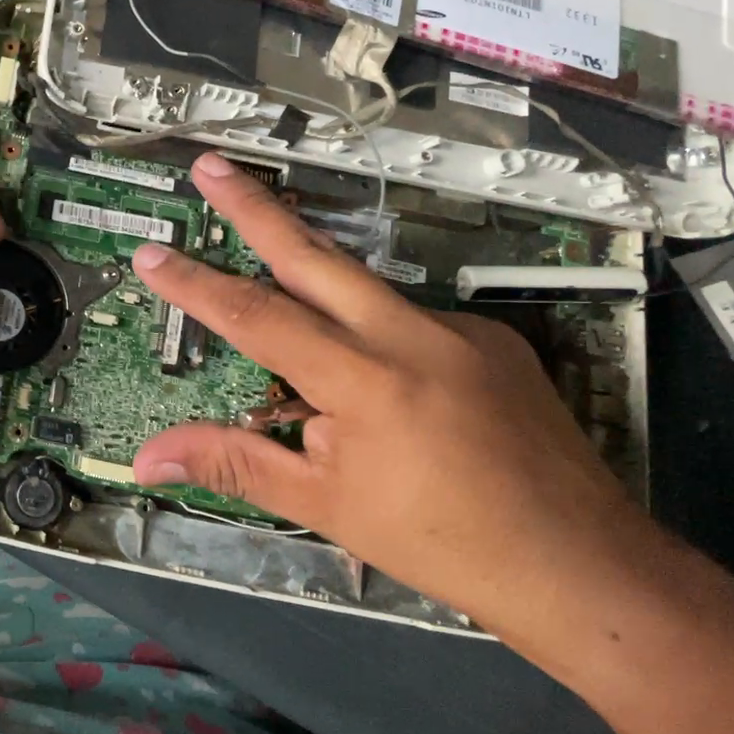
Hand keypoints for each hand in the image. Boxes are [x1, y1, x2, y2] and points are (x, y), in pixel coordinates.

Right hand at [128, 153, 648, 622]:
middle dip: (254, 206)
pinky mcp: (490, 338)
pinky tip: (364, 362)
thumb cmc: (440, 542)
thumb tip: (146, 458)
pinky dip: (364, 324)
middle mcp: (412, 337)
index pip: (258, 317)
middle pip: (313, 256)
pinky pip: (404, 316)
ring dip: (303, 257)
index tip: (150, 254)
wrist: (586, 568)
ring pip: (358, 281)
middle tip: (210, 166)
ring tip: (262, 234)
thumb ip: (231, 463)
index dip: (195, 285)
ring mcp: (458, 330)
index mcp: (367, 381)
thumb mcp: (322, 506)